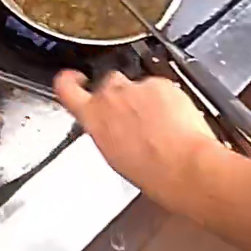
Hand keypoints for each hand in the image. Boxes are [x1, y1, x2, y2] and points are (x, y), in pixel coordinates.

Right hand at [54, 70, 226, 204]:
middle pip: (107, 84)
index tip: (76, 78)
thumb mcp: (113, 156)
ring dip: (143, 99)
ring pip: (135, 85)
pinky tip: (173, 120)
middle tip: (133, 117)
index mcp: (92, 117)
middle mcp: (110, 96)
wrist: (184, 166)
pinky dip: (165, 99)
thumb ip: (104, 131)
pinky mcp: (160, 83)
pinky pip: (159, 86)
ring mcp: (136, 87)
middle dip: (118, 96)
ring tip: (158, 124)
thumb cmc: (152, 172)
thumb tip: (110, 129)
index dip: (69, 80)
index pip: (66, 87)